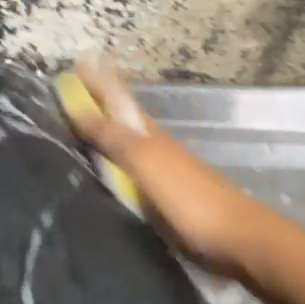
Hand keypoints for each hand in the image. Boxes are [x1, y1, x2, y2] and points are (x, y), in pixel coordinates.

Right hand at [61, 55, 275, 277]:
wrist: (236, 240)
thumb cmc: (189, 197)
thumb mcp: (146, 163)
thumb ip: (113, 138)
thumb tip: (78, 107)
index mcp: (150, 134)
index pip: (119, 98)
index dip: (100, 81)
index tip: (76, 63)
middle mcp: (156, 147)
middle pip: (122, 120)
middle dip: (99, 105)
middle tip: (68, 97)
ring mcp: (163, 175)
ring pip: (127, 146)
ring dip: (106, 136)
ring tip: (79, 134)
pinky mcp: (166, 202)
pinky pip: (131, 176)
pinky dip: (116, 168)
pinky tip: (106, 180)